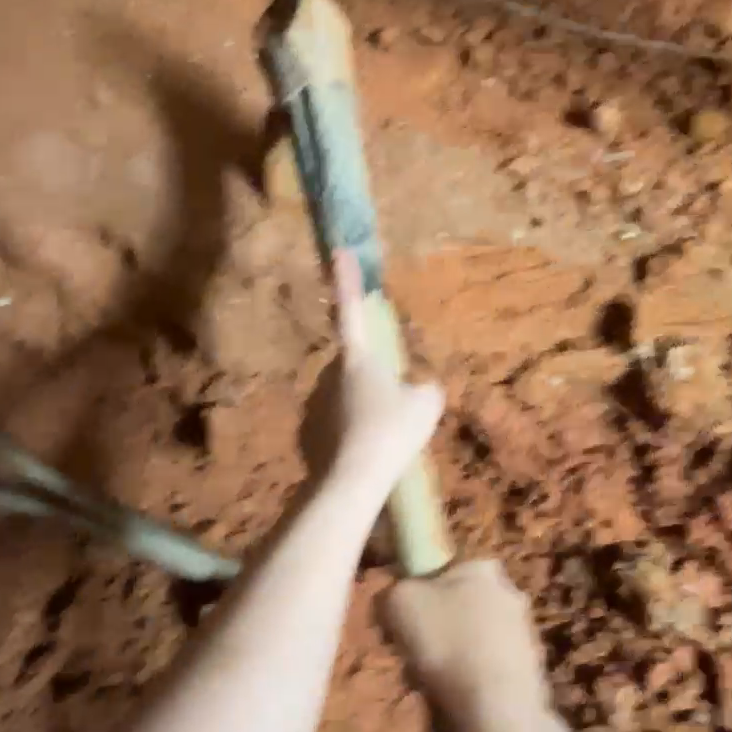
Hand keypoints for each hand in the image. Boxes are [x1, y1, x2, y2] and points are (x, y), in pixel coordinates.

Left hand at [326, 250, 444, 493]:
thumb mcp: (427, 404)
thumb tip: (419, 389)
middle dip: (370, 381)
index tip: (337, 250)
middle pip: (353, 367)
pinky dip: (347, 438)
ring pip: (343, 400)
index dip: (346, 279)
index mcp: (357, 356)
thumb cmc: (392, 431)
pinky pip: (333, 428)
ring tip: (382, 440)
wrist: (352, 480)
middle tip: (393, 410)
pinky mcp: (304, 436)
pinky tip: (364, 458)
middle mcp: (327, 373)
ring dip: (360, 412)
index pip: (351, 308)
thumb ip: (424, 389)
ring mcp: (312, 405)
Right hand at [382, 559, 545, 705]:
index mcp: (484, 568)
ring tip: (426, 682)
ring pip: (471, 642)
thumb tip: (392, 601)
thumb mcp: (397, 601)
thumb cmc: (443, 640)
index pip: (449, 569)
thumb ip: (391, 592)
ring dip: (450, 659)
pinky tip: (452, 701)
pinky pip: (485, 674)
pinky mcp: (529, 676)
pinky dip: (468, 685)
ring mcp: (524, 636)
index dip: (421, 591)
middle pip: (460, 607)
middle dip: (436, 629)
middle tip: (412, 652)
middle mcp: (511, 595)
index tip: (405, 617)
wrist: (492, 708)